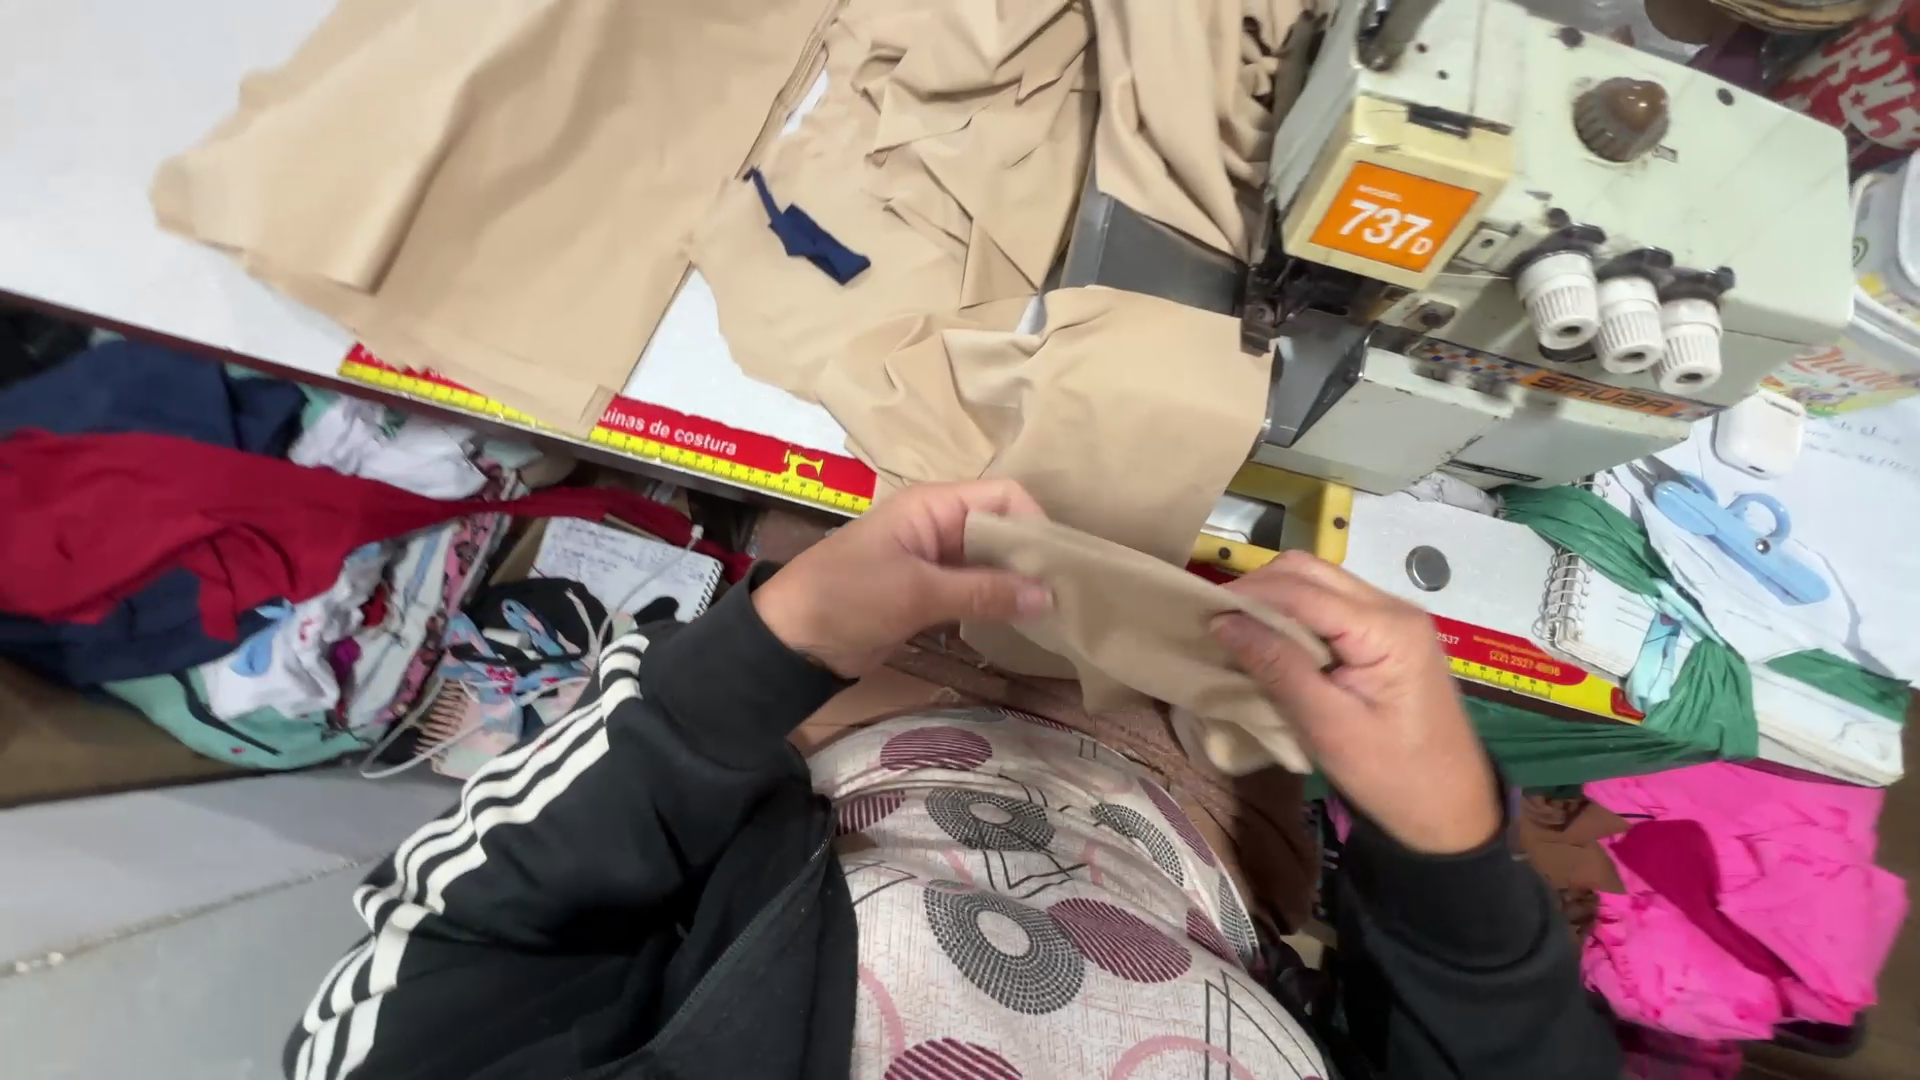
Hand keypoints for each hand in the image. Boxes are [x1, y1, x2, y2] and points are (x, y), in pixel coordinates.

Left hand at [752, 479, 1054, 678]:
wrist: (790, 640)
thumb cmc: (848, 598)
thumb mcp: (917, 592)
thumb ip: (984, 592)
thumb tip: (1048, 595)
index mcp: (933, 506)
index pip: (1002, 496)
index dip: (1035, 522)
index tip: (1061, 563)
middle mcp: (938, 526)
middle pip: (1000, 528)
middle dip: (1032, 555)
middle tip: (1067, 593)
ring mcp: (933, 561)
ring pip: (989, 562)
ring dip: (1016, 582)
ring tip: (1053, 611)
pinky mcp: (927, 593)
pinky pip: (972, 589)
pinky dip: (995, 602)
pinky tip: (1020, 623)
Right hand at [1210, 551, 1500, 854]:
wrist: (1450, 810)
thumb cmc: (1390, 774)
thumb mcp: (1326, 725)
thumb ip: (1276, 666)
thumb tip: (1222, 621)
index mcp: (1387, 629)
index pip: (1300, 590)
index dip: (1247, 595)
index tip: (1201, 613)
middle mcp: (1393, 608)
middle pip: (1308, 571)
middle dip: (1256, 587)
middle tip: (1216, 619)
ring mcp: (1392, 616)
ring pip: (1316, 579)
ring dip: (1272, 595)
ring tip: (1236, 626)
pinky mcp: (1384, 631)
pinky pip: (1327, 601)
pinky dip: (1290, 609)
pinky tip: (1269, 636)